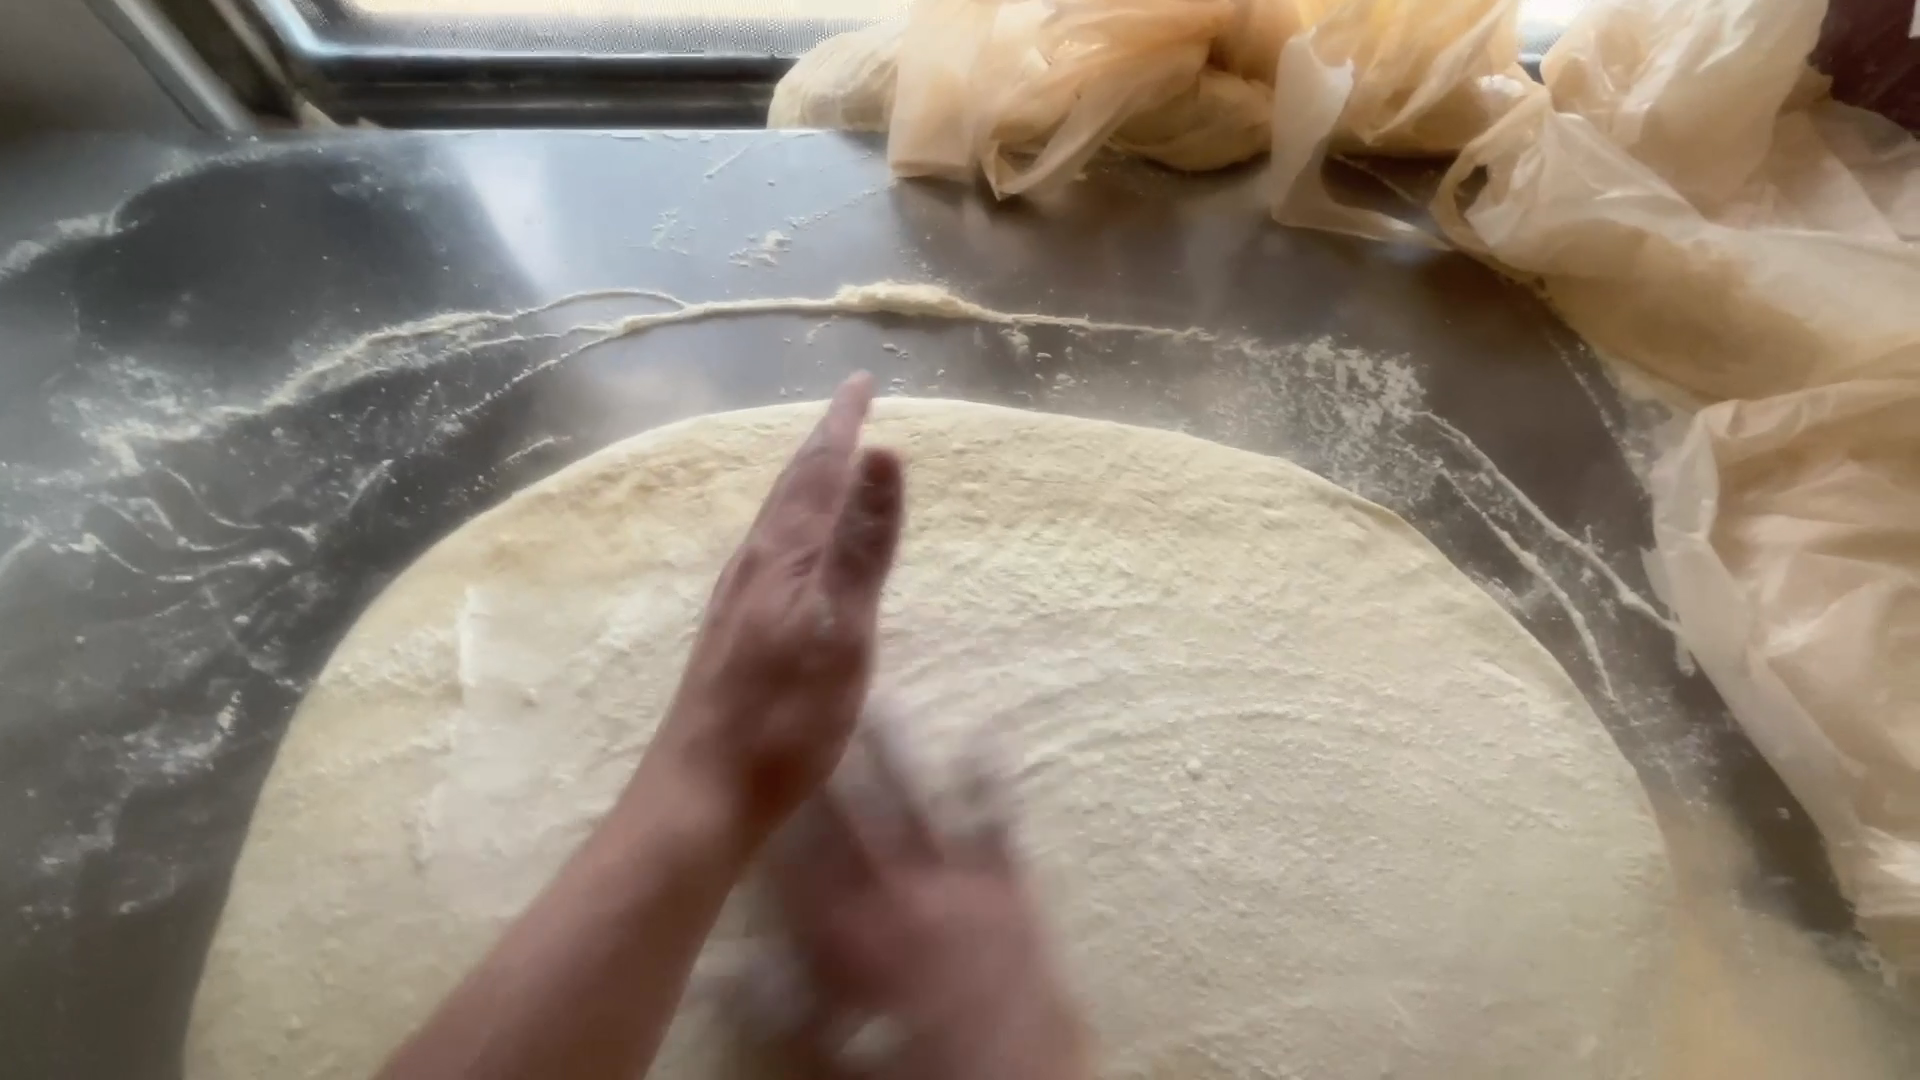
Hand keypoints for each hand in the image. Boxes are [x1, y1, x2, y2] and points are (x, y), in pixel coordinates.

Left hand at [648, 372, 904, 843]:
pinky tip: (791, 545)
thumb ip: (861, 543)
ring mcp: (739, 597)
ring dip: (805, 480)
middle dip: (823, 441)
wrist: (702, 791)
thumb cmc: (784, 717)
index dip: (842, 424)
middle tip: (848, 410)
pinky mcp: (735, 629)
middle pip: (792, 486)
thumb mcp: (839, 628)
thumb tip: (883, 452)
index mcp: (784, 554)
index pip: (818, 470)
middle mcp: (755, 563)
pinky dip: (793, 522)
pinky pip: (770, 549)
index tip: (861, 381)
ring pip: (776, 518)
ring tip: (825, 462)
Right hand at [738, 719, 1091, 1079]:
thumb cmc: (917, 1068)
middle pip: (853, 816)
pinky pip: (997, 821)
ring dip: (897, 749)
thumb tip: (724, 967)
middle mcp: (899, 898)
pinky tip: (986, 733)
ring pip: (917, 801)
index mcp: (849, 939)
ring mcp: (960, 884)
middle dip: (833, 758)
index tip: (760, 764)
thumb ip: (781, 1001)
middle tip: (816, 699)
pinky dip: (989, 777)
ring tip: (882, 695)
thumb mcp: (832, 1048)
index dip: (778, 810)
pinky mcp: (1010, 884)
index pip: (798, 862)